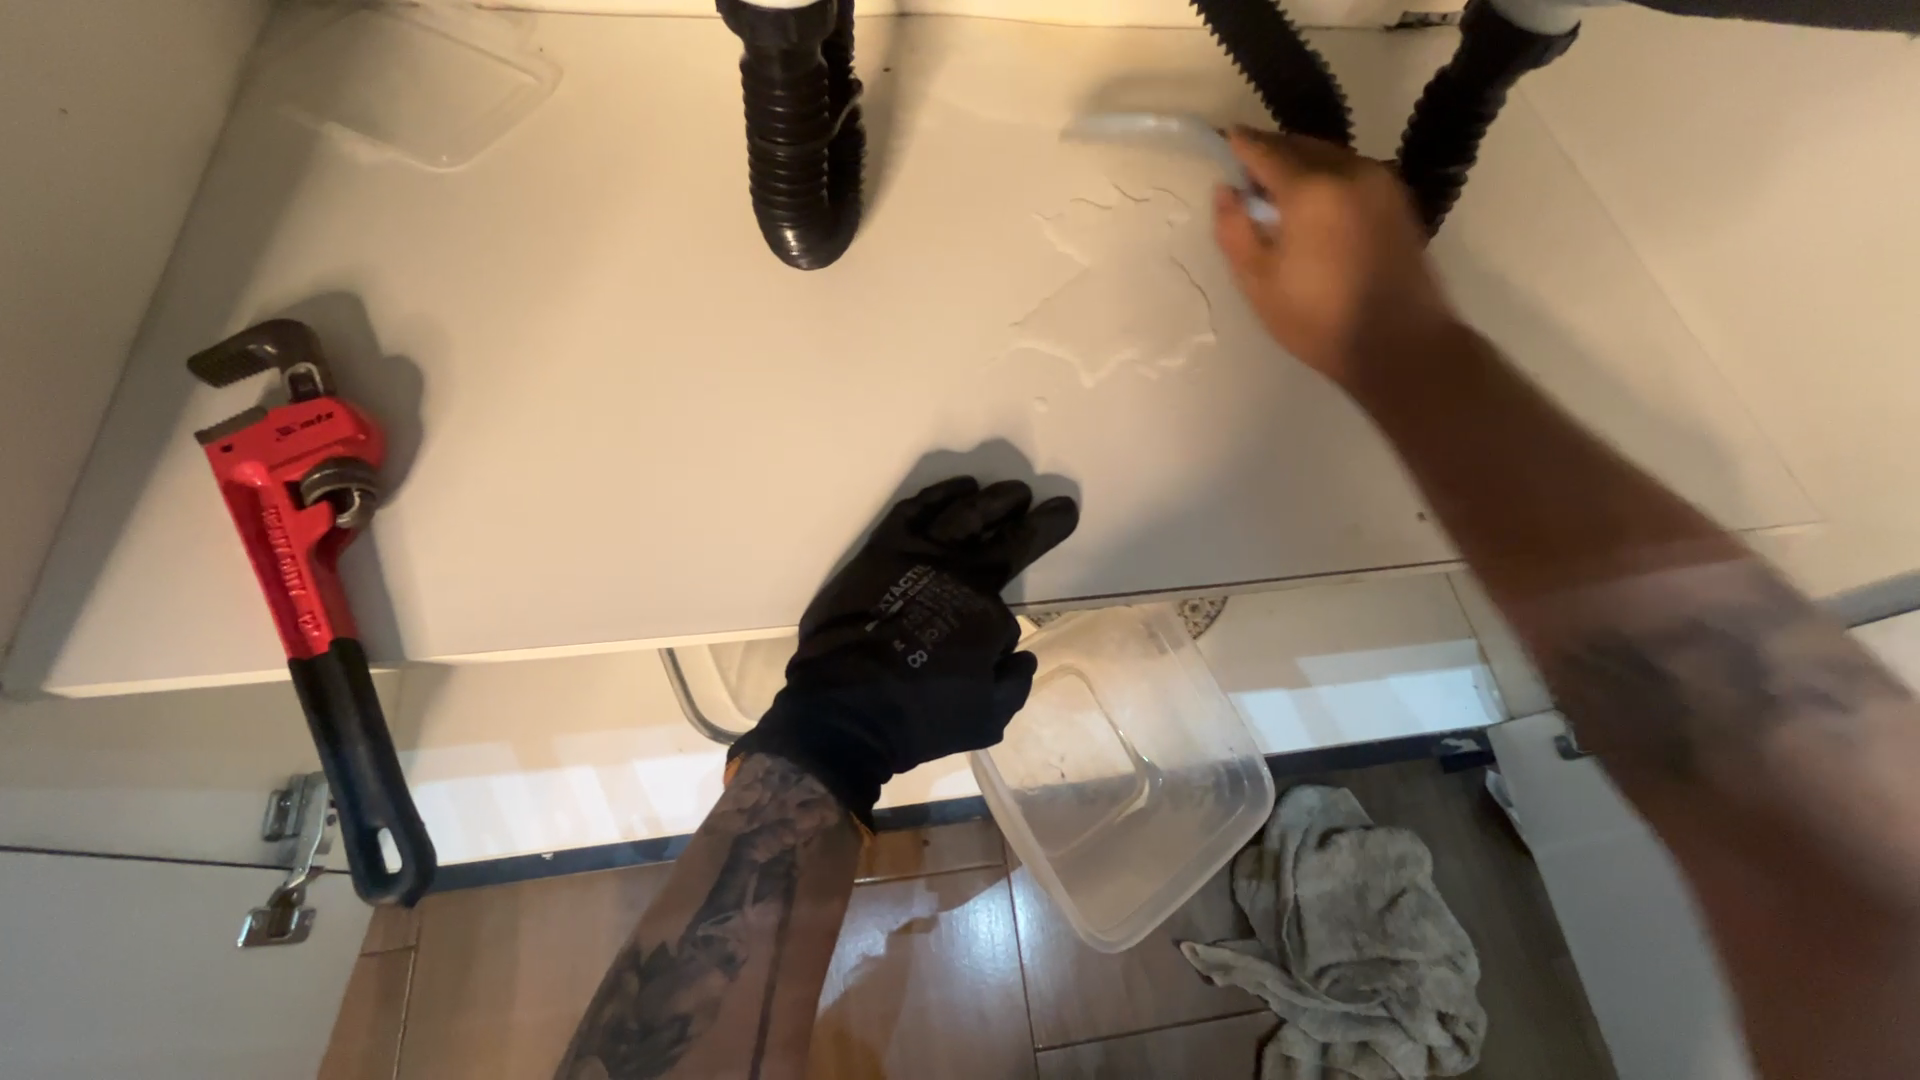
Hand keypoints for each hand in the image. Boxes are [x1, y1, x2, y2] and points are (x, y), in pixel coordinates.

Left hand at [728, 477, 1078, 826]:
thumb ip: (1015, 682)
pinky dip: (938, 495)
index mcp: (984, 609)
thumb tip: (1020, 653)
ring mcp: (914, 557)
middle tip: (1041, 500)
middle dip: (1027, 514)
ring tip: (1010, 490)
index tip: (1057, 526)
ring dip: (990, 499)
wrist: (844, 712)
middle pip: (1001, 532)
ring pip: (961, 513)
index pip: (1017, 579)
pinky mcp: (879, 552)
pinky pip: (913, 511)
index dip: (1040, 548)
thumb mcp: (989, 717)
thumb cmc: (919, 717)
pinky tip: (958, 488)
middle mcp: (955, 572)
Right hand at [1213, 128, 1457, 386]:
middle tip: (1246, 170)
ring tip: (1278, 189)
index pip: (1267, 151)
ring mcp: (1381, 183)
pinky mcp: (1398, 201)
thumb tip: (1225, 192)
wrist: (1398, 343)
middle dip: (1272, 152)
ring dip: (1301, 164)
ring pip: (1331, 157)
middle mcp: (1351, 171)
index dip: (1242, 144)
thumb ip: (1234, 230)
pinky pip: (1353, 173)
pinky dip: (1327, 178)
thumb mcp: (1258, 282)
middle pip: (1303, 146)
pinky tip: (1314, 205)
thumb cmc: (1316, 319)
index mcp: (1312, 188)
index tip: (1224, 138)